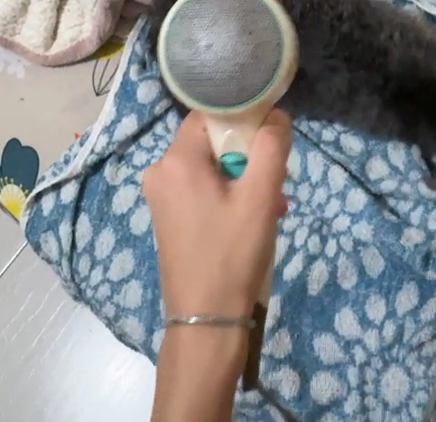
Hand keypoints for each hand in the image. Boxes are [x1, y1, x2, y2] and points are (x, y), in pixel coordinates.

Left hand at [143, 110, 291, 319]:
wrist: (206, 322)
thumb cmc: (232, 254)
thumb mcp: (260, 196)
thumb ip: (271, 147)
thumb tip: (275, 115)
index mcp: (176, 159)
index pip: (210, 114)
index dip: (242, 120)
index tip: (267, 143)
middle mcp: (160, 170)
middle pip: (212, 142)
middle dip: (246, 157)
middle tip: (273, 185)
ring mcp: (160, 196)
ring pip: (210, 167)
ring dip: (242, 180)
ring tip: (269, 207)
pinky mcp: (167, 216)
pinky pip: (201, 189)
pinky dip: (226, 196)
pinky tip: (250, 220)